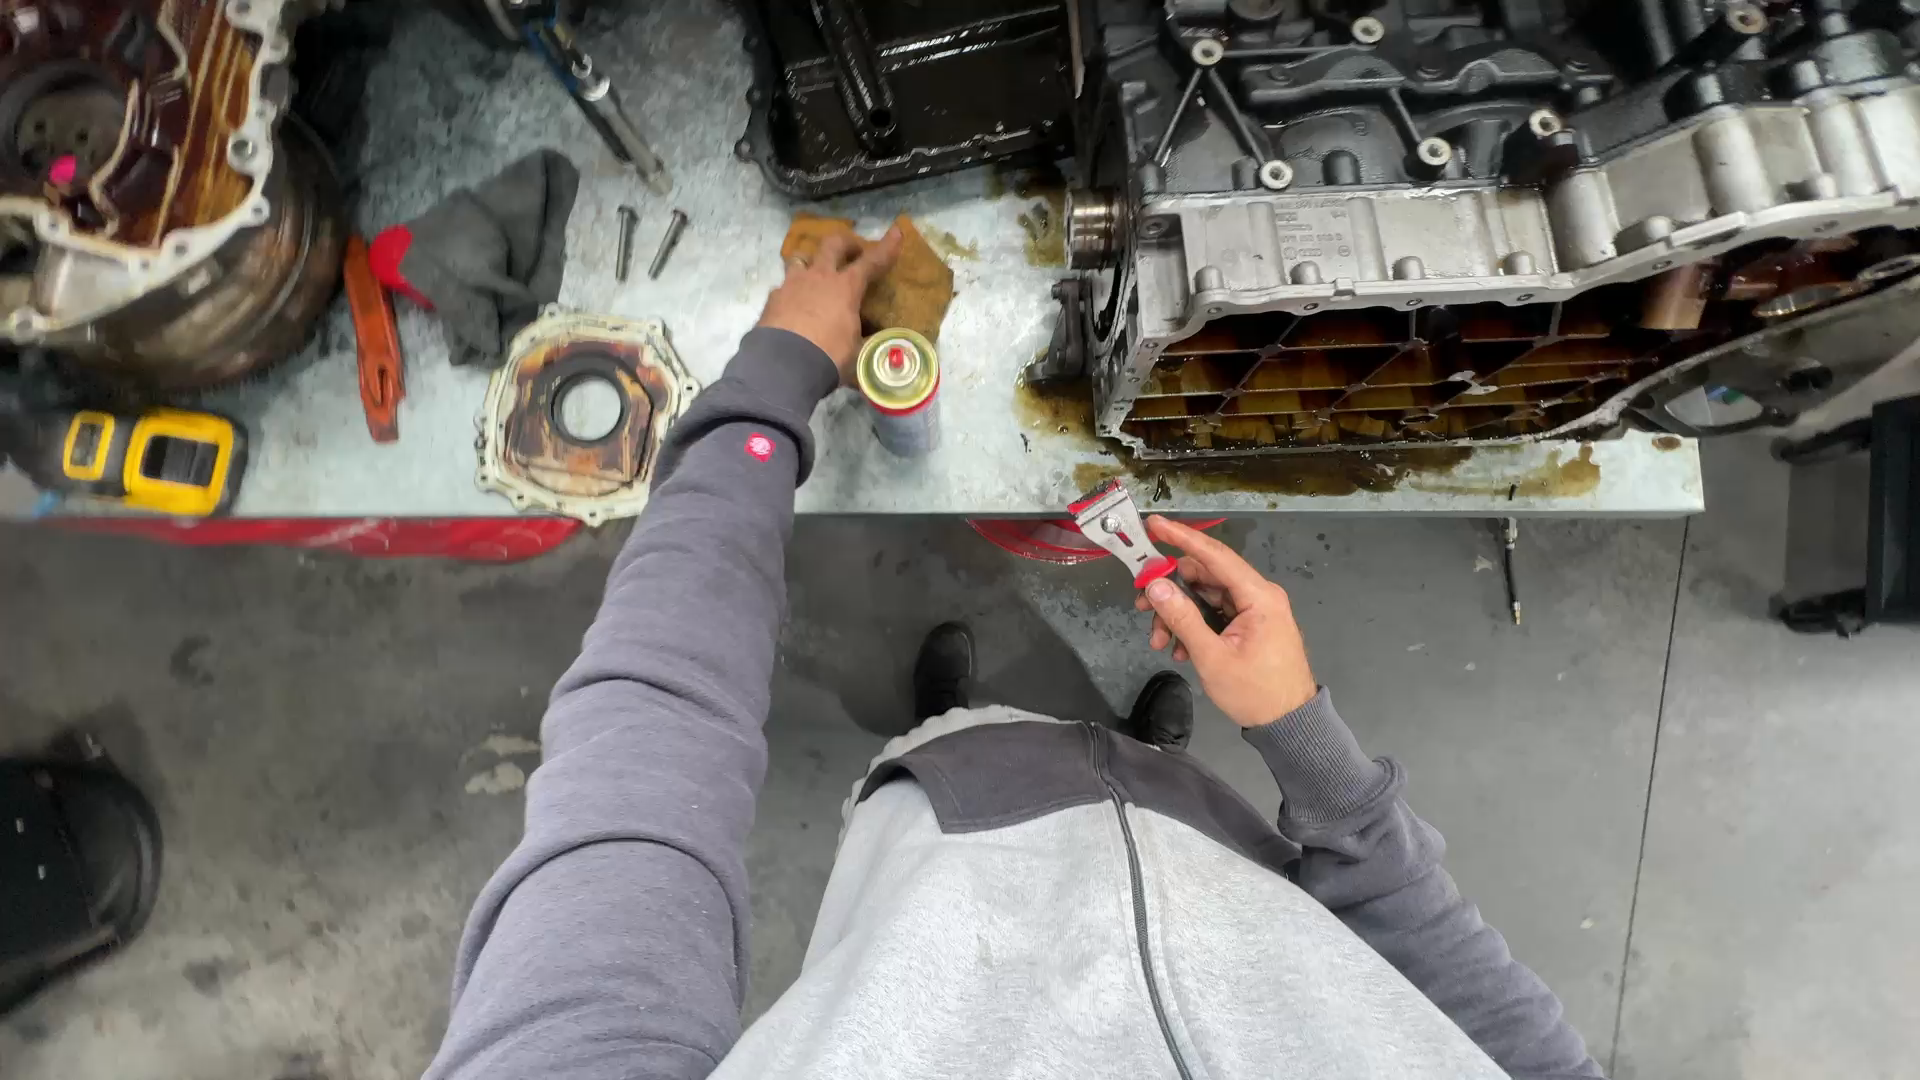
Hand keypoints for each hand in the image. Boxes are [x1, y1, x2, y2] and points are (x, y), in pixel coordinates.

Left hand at [758, 226, 902, 379]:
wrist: (784, 367)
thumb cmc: (829, 357)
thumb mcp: (856, 352)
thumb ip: (865, 342)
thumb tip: (877, 343)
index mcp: (845, 289)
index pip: (871, 262)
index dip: (886, 248)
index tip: (896, 232)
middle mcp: (819, 278)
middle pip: (832, 245)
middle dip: (846, 242)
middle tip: (853, 250)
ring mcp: (792, 285)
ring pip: (801, 258)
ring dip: (811, 261)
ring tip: (815, 274)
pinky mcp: (772, 299)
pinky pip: (783, 286)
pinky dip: (792, 292)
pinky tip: (793, 305)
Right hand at [1132, 516, 1317, 727]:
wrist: (1288, 725)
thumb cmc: (1254, 691)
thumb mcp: (1212, 656)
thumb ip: (1182, 618)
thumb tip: (1154, 585)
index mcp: (1257, 596)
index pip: (1214, 555)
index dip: (1181, 537)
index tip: (1154, 524)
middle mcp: (1256, 594)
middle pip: (1203, 575)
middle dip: (1169, 589)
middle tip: (1141, 605)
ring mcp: (1252, 609)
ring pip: (1202, 596)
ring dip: (1176, 614)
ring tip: (1158, 641)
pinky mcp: (1246, 624)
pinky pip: (1211, 613)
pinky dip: (1191, 626)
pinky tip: (1178, 650)